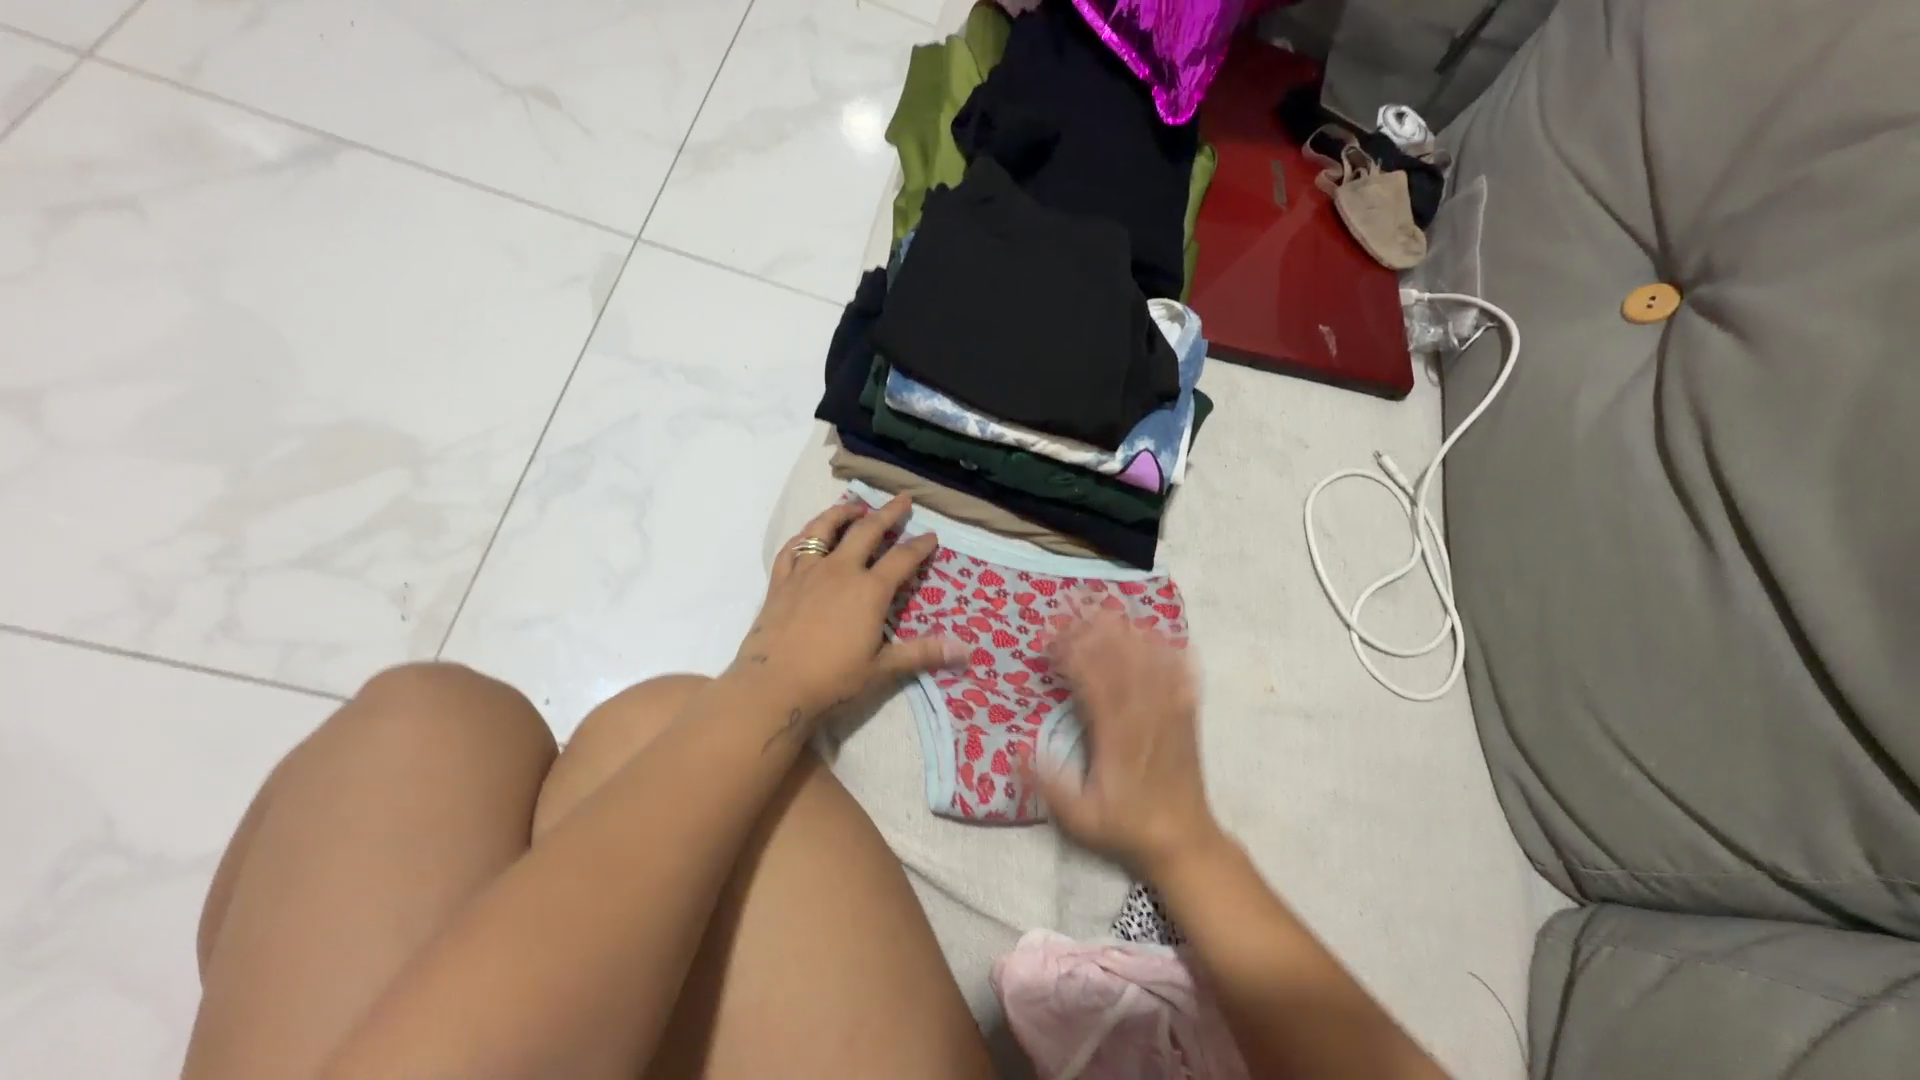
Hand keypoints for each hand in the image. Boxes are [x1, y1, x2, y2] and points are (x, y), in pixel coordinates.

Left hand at [729, 495, 964, 722]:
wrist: (774, 686)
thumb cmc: (832, 679)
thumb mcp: (882, 668)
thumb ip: (922, 653)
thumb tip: (966, 653)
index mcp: (870, 590)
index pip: (902, 558)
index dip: (920, 545)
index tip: (932, 534)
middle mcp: (840, 570)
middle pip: (867, 531)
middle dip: (888, 513)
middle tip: (902, 499)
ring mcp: (806, 572)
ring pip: (825, 529)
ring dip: (843, 513)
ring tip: (855, 506)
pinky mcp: (780, 581)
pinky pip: (793, 548)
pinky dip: (804, 535)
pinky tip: (809, 535)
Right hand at [1029, 609, 1219, 877]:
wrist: (1184, 843)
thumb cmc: (1126, 829)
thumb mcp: (1079, 818)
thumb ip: (1050, 783)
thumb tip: (1019, 749)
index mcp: (1117, 738)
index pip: (1095, 683)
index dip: (1075, 655)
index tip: (1053, 639)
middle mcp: (1146, 719)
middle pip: (1122, 662)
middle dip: (1097, 631)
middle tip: (1075, 608)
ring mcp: (1171, 716)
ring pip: (1151, 663)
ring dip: (1129, 633)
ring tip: (1108, 609)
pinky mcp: (1187, 719)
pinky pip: (1181, 677)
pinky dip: (1171, 652)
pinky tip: (1162, 634)